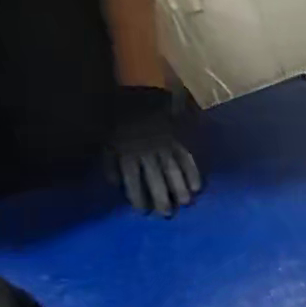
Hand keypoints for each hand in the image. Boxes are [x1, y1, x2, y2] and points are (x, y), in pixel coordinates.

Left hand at [104, 86, 201, 215]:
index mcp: (127, 153)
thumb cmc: (122, 123)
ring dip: (179, 188)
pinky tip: (196, 187)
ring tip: (184, 203)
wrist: (137, 92)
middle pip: (155, 179)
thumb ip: (111, 165)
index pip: (132, 181)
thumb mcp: (109, 142)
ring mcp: (164, 146)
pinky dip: (192, 172)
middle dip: (161, 198)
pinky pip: (186, 158)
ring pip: (173, 170)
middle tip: (167, 214)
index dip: (138, 198)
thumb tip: (116, 185)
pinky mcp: (177, 140)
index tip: (143, 211)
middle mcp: (146, 153)